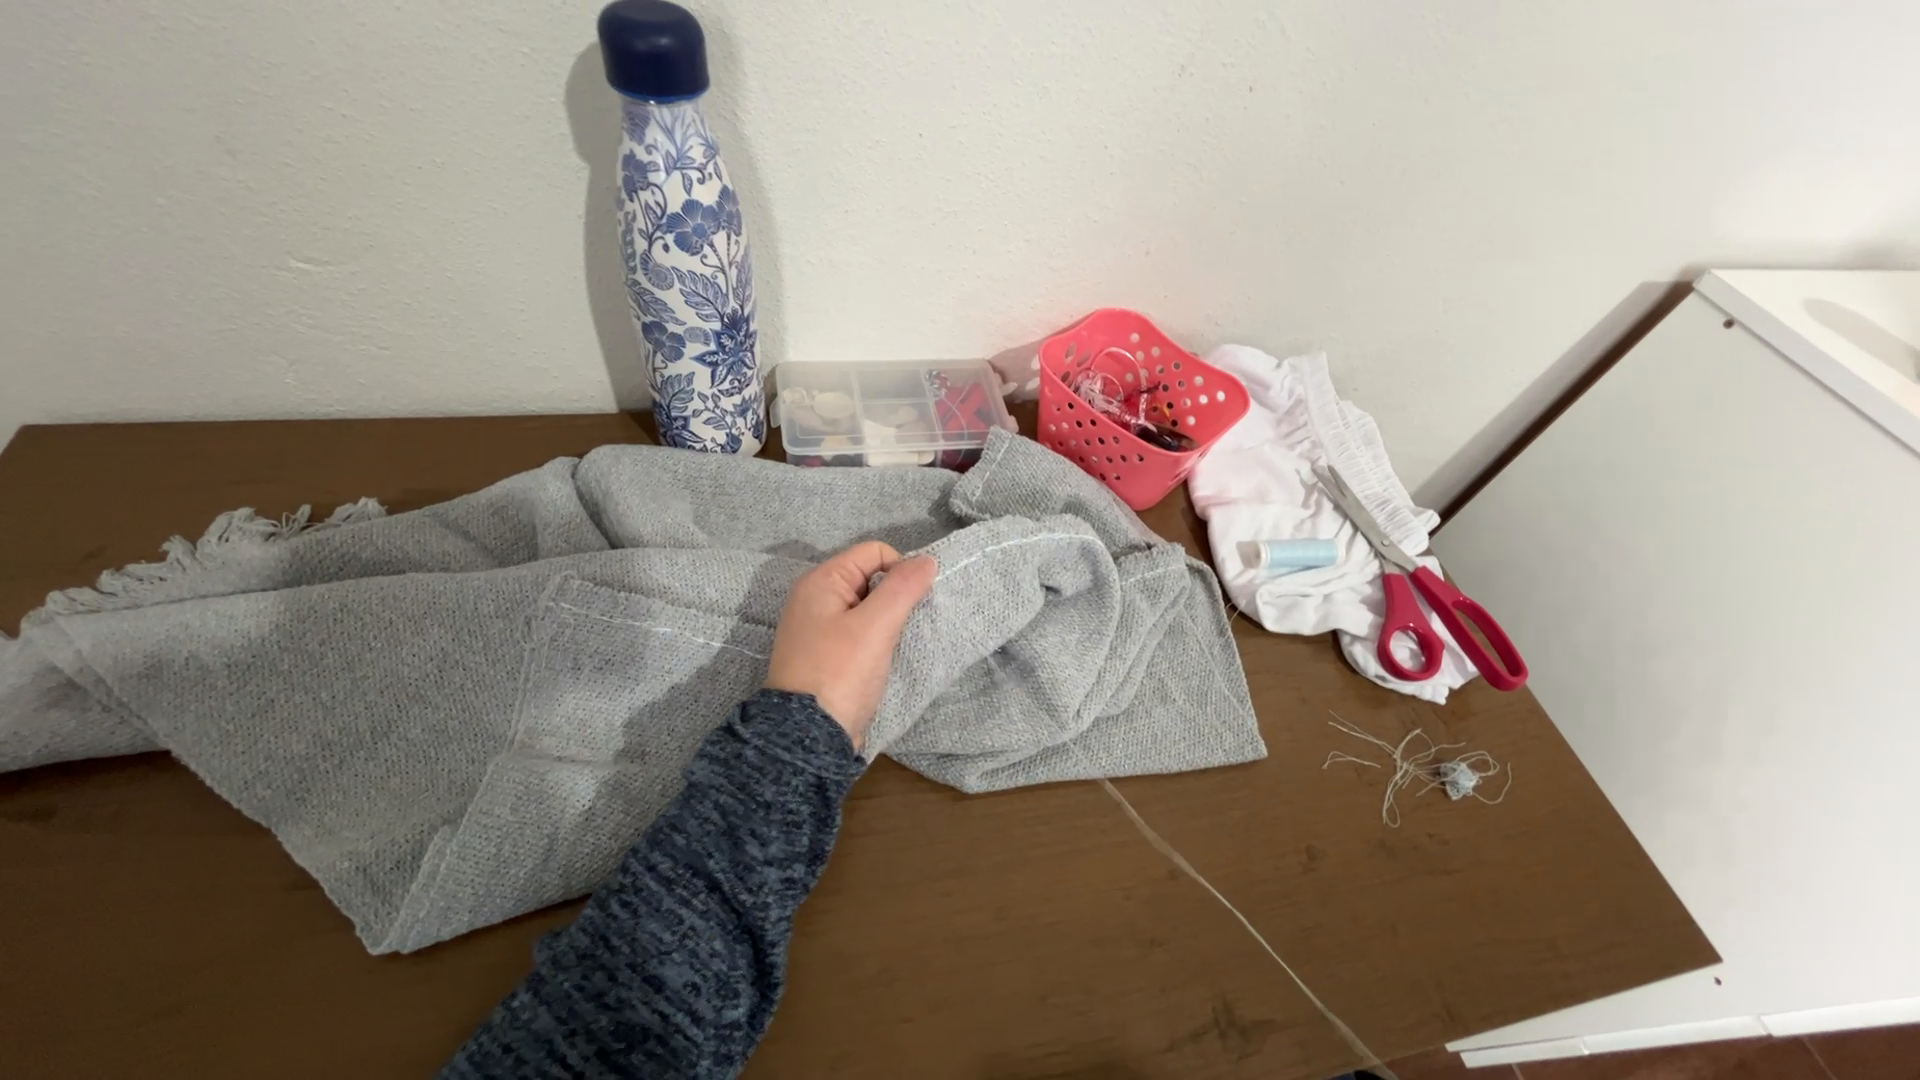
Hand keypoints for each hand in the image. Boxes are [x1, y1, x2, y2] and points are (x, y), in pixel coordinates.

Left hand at [764, 541, 937, 750]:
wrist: (807, 736)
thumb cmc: (840, 673)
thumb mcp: (876, 626)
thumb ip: (903, 588)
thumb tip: (928, 560)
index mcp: (821, 581)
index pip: (874, 552)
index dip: (901, 569)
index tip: (916, 602)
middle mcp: (814, 598)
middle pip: (870, 578)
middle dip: (896, 596)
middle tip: (908, 625)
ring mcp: (817, 629)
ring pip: (867, 608)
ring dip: (888, 621)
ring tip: (897, 644)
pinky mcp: (824, 655)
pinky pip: (858, 633)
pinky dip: (876, 640)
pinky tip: (885, 658)